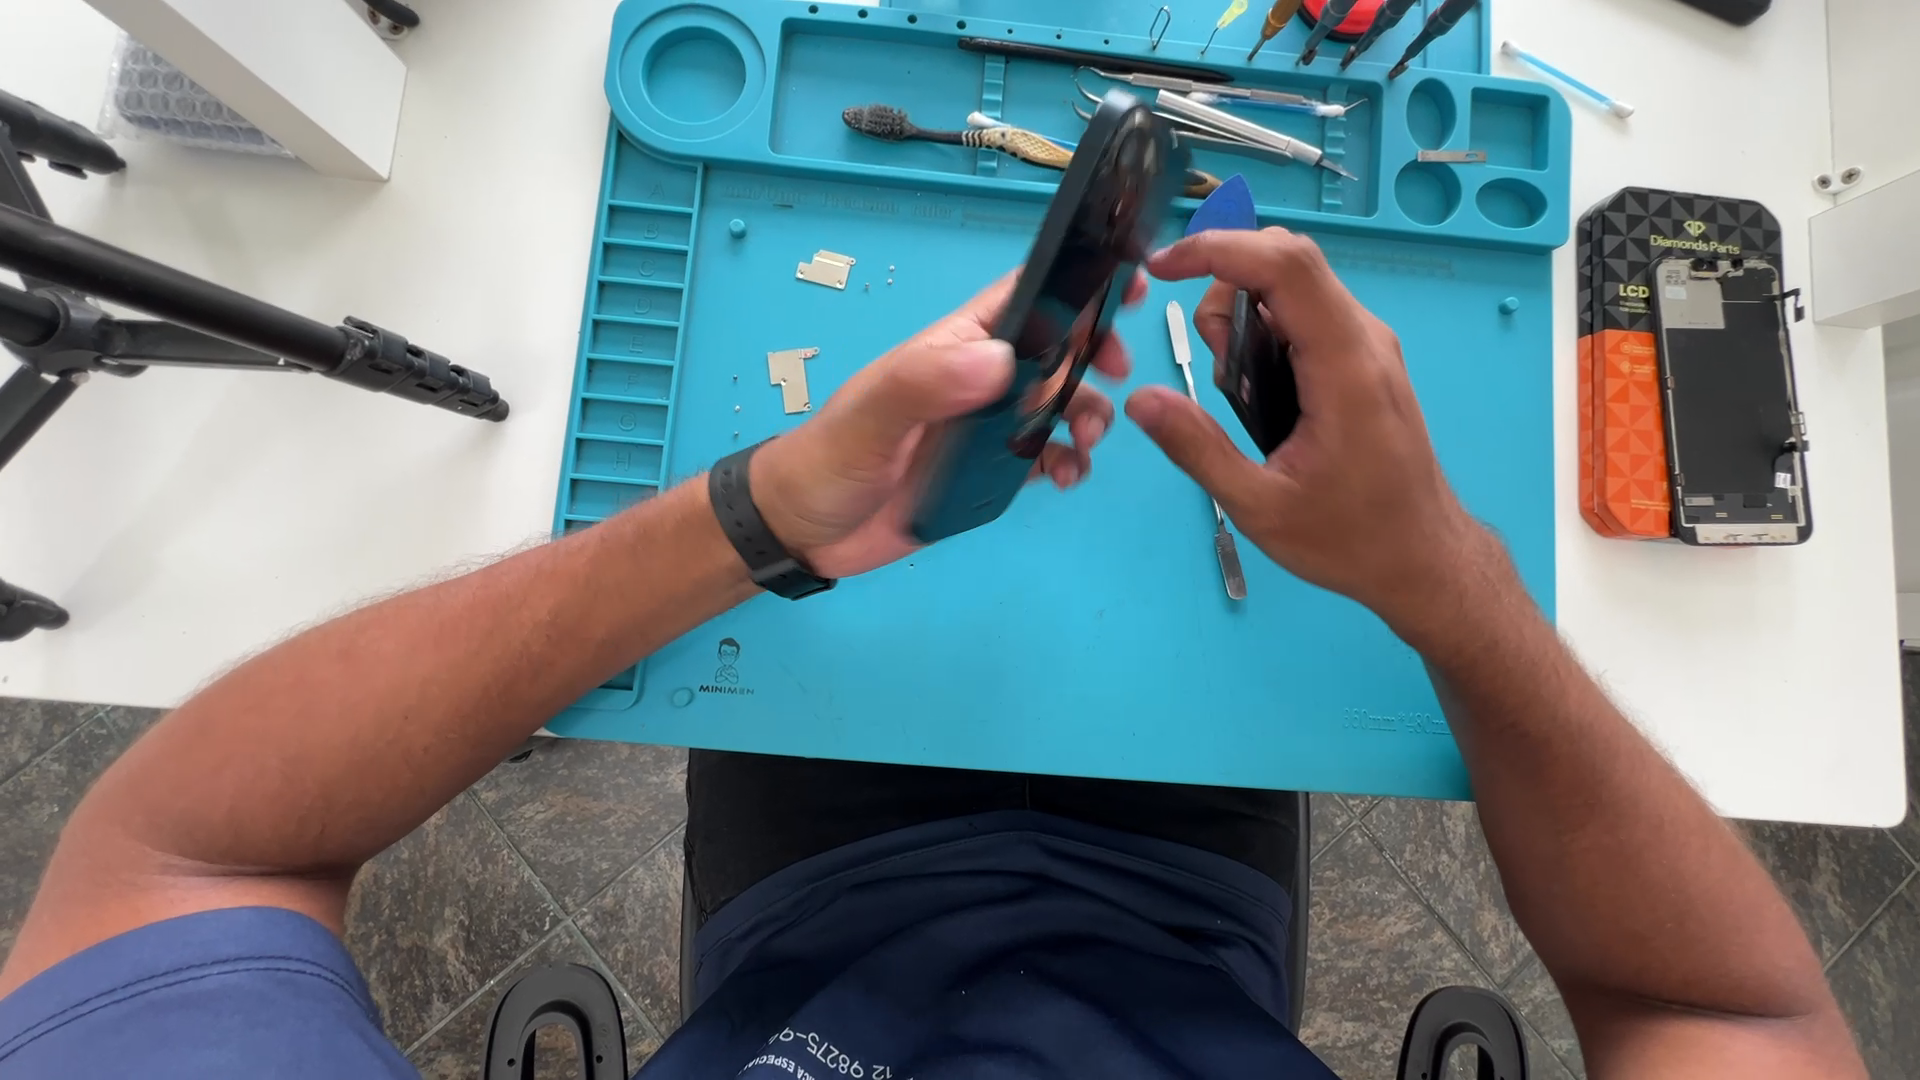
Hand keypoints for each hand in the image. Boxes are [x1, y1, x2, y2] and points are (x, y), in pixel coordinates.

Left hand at [750, 269, 1140, 578]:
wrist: (807, 530)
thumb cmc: (831, 460)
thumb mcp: (872, 417)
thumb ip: (926, 384)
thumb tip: (1002, 361)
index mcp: (952, 350)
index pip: (1022, 299)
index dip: (1075, 286)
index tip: (1125, 289)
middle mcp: (977, 383)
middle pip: (1055, 352)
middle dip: (1094, 357)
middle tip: (1116, 379)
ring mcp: (986, 429)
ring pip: (1058, 407)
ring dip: (1086, 416)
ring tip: (1084, 445)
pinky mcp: (989, 474)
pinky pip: (1042, 457)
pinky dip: (1065, 462)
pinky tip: (1064, 478)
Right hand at [1124, 228, 1494, 638]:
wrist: (1421, 558)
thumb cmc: (1345, 537)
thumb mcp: (1257, 504)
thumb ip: (1197, 447)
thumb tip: (1140, 400)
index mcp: (1343, 365)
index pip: (1283, 265)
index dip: (1217, 249)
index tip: (1161, 268)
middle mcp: (1362, 337)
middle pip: (1287, 261)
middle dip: (1224, 286)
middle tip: (1209, 364)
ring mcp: (1367, 346)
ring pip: (1293, 285)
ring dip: (1241, 316)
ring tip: (1234, 395)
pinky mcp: (1361, 360)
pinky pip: (1304, 314)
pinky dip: (1262, 332)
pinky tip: (1255, 392)